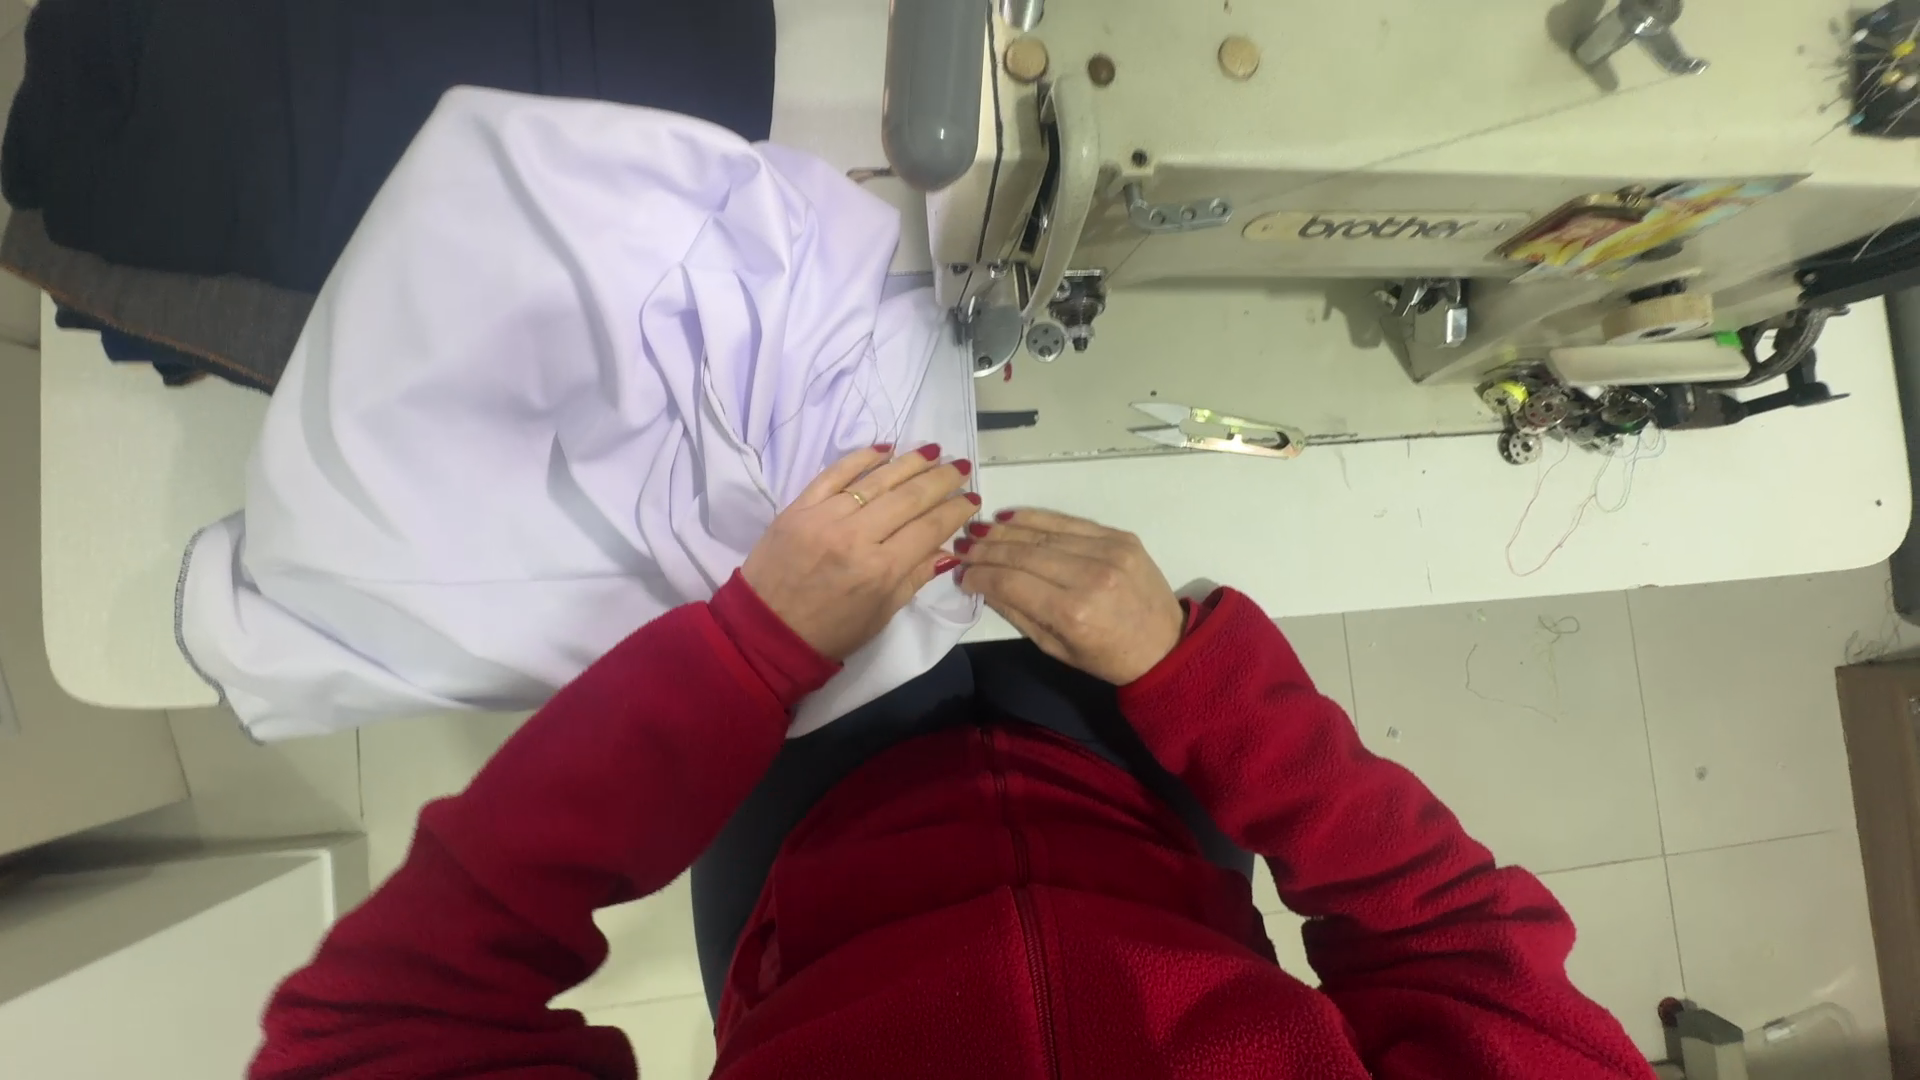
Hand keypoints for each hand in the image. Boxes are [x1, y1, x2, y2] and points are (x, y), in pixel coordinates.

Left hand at [742, 444, 976, 659]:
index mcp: (881, 570)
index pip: (929, 528)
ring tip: (933, 451)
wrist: (763, 632)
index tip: (971, 498)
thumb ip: (914, 577)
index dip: (955, 511)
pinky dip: (860, 458)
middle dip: (940, 479)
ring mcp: (825, 518)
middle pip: (908, 498)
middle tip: (960, 467)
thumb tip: (948, 550)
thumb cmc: (829, 633)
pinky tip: (885, 449)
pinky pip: (834, 474)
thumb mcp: (881, 615)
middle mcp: (856, 537)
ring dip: (909, 463)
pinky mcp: (799, 507)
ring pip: (876, 480)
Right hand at [956, 509, 1183, 684]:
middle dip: (987, 549)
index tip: (960, 571)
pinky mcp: (1121, 536)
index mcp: (1073, 614)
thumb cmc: (1106, 657)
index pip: (1012, 582)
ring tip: (979, 530)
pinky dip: (1037, 517)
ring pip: (1043, 533)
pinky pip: (1070, 521)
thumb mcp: (1055, 649)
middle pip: (1024, 553)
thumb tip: (980, 582)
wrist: (1165, 645)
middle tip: (961, 545)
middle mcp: (1090, 577)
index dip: (980, 574)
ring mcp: (1109, 552)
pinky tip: (1010, 518)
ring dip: (1005, 530)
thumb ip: (1016, 612)